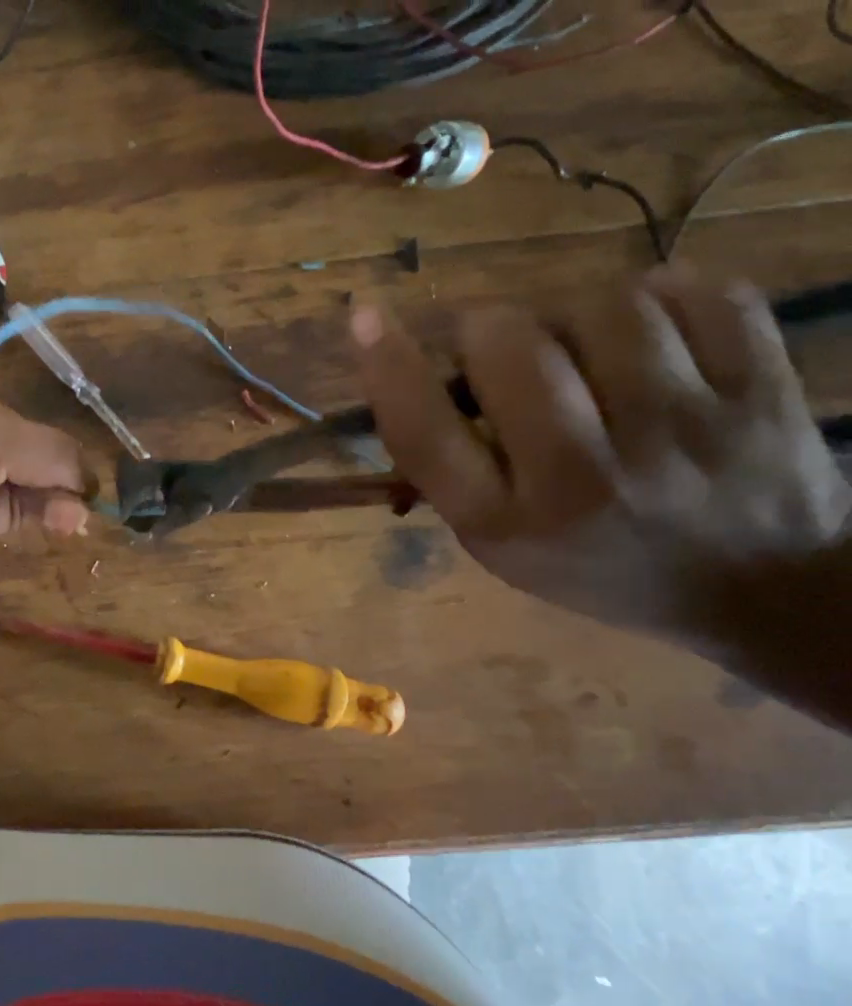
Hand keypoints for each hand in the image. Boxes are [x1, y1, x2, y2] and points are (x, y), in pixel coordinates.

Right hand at [354, 267, 851, 647]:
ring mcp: (682, 431)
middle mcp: (583, 477)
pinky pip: (703, 294)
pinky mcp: (762, 393)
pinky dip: (668, 293)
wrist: (762, 589)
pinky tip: (655, 324)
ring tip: (584, 343)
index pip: (423, 430)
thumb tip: (410, 370)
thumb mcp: (499, 545)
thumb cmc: (598, 563)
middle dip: (490, 327)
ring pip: (605, 307)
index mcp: (506, 521)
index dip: (386, 365)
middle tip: (501, 344)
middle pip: (510, 346)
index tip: (365, 315)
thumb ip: (452, 470)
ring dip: (576, 312)